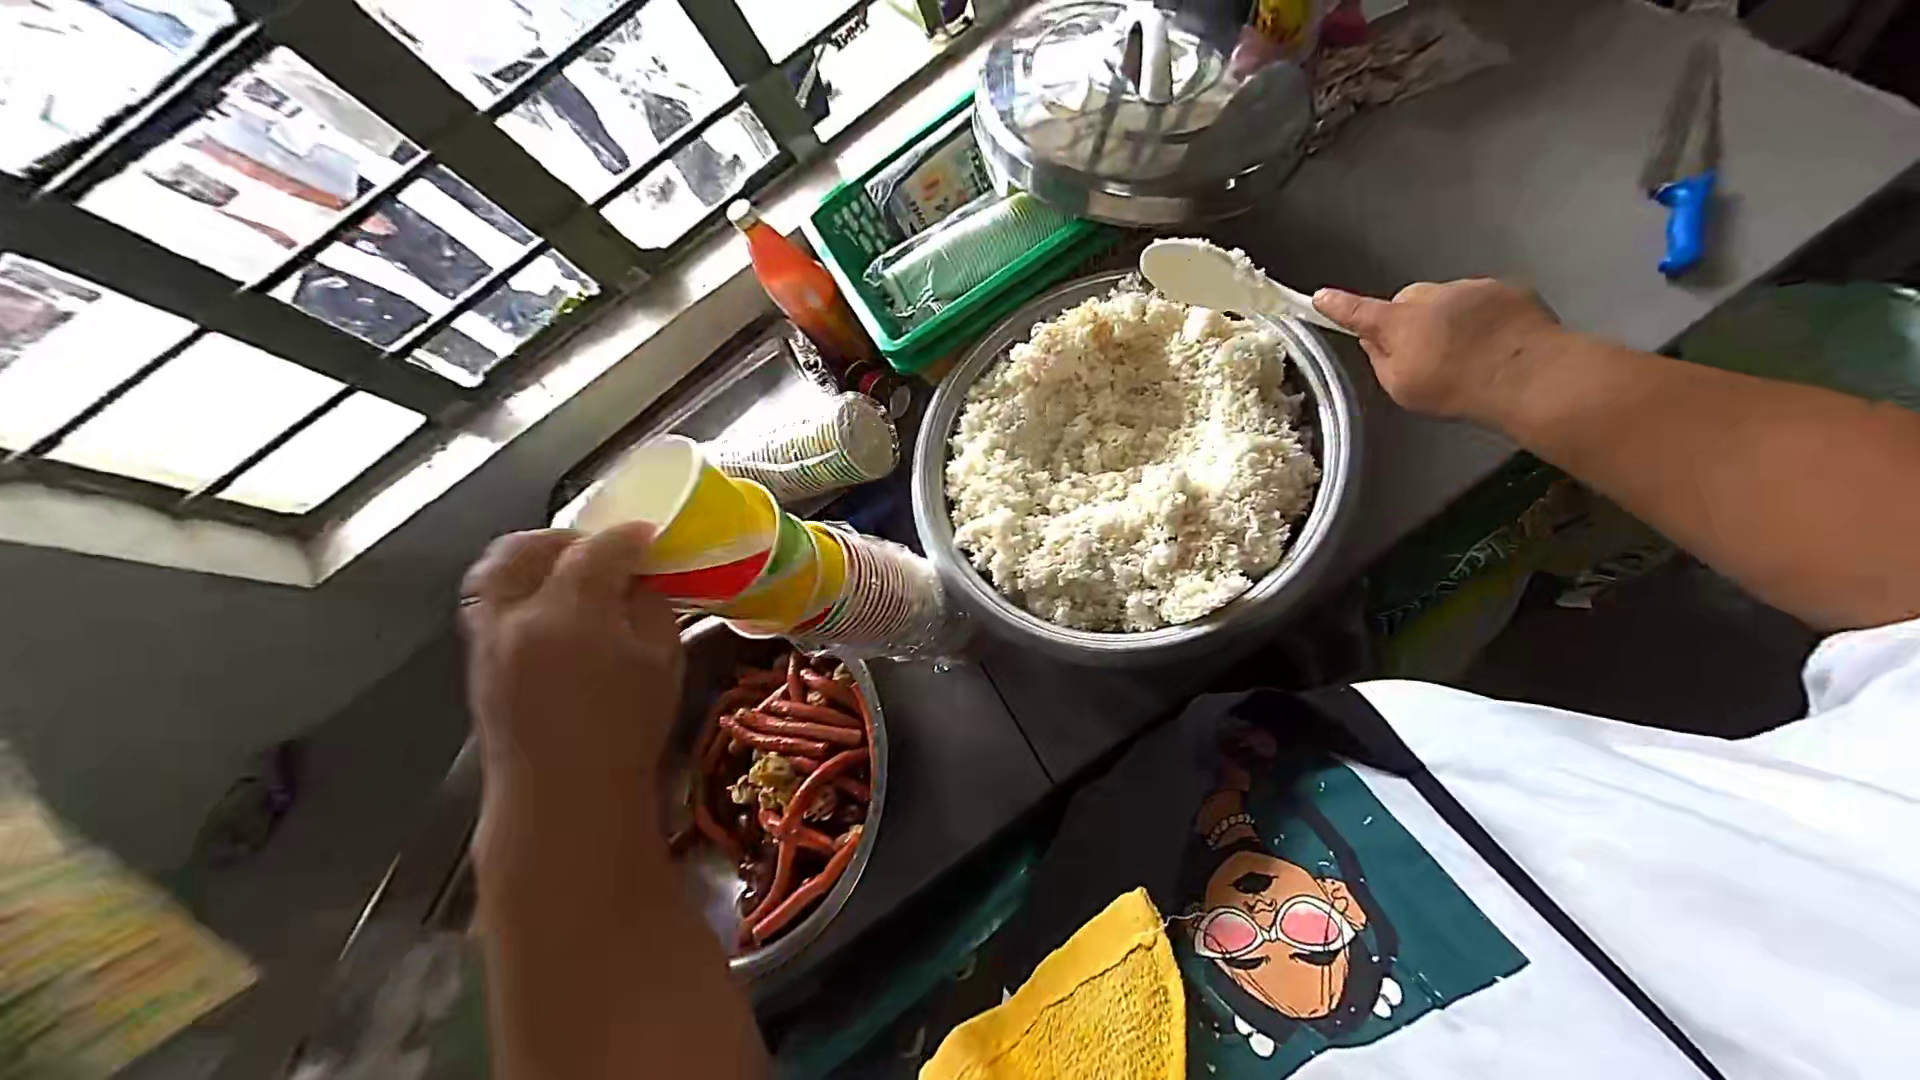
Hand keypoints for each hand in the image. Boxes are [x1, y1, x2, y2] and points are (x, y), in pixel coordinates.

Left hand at [461, 526, 682, 801]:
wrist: (564, 799)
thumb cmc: (626, 731)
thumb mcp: (662, 661)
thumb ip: (652, 607)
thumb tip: (640, 583)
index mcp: (569, 614)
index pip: (598, 551)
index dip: (629, 537)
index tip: (651, 534)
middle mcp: (516, 617)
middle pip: (525, 548)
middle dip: (568, 537)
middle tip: (604, 547)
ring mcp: (488, 640)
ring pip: (495, 571)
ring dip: (535, 558)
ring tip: (571, 570)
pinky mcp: (478, 662)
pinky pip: (491, 601)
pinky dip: (520, 587)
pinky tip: (554, 608)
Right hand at [1312, 279, 1565, 426]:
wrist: (1529, 376)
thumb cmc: (1456, 388)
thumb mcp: (1400, 386)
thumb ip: (1380, 358)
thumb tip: (1372, 339)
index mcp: (1399, 323)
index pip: (1358, 311)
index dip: (1338, 306)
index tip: (1321, 297)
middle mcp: (1432, 296)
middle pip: (1406, 300)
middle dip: (1407, 317)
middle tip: (1420, 349)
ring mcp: (1471, 288)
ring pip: (1444, 298)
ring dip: (1445, 317)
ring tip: (1463, 350)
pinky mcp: (1507, 289)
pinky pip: (1480, 299)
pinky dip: (1479, 316)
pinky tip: (1491, 341)